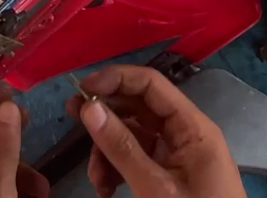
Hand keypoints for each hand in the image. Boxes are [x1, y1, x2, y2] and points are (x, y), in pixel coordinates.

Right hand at [64, 66, 242, 196]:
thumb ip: (122, 148)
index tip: (82, 91)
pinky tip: (106, 188)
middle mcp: (186, 135)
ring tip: (95, 178)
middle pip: (139, 109)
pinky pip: (138, 160)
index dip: (115, 79)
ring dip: (108, 151)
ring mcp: (179, 158)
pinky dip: (118, 170)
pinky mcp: (172, 178)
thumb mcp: (156, 190)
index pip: (150, 84)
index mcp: (193, 128)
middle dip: (106, 118)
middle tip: (72, 120)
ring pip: (134, 136)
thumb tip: (88, 107)